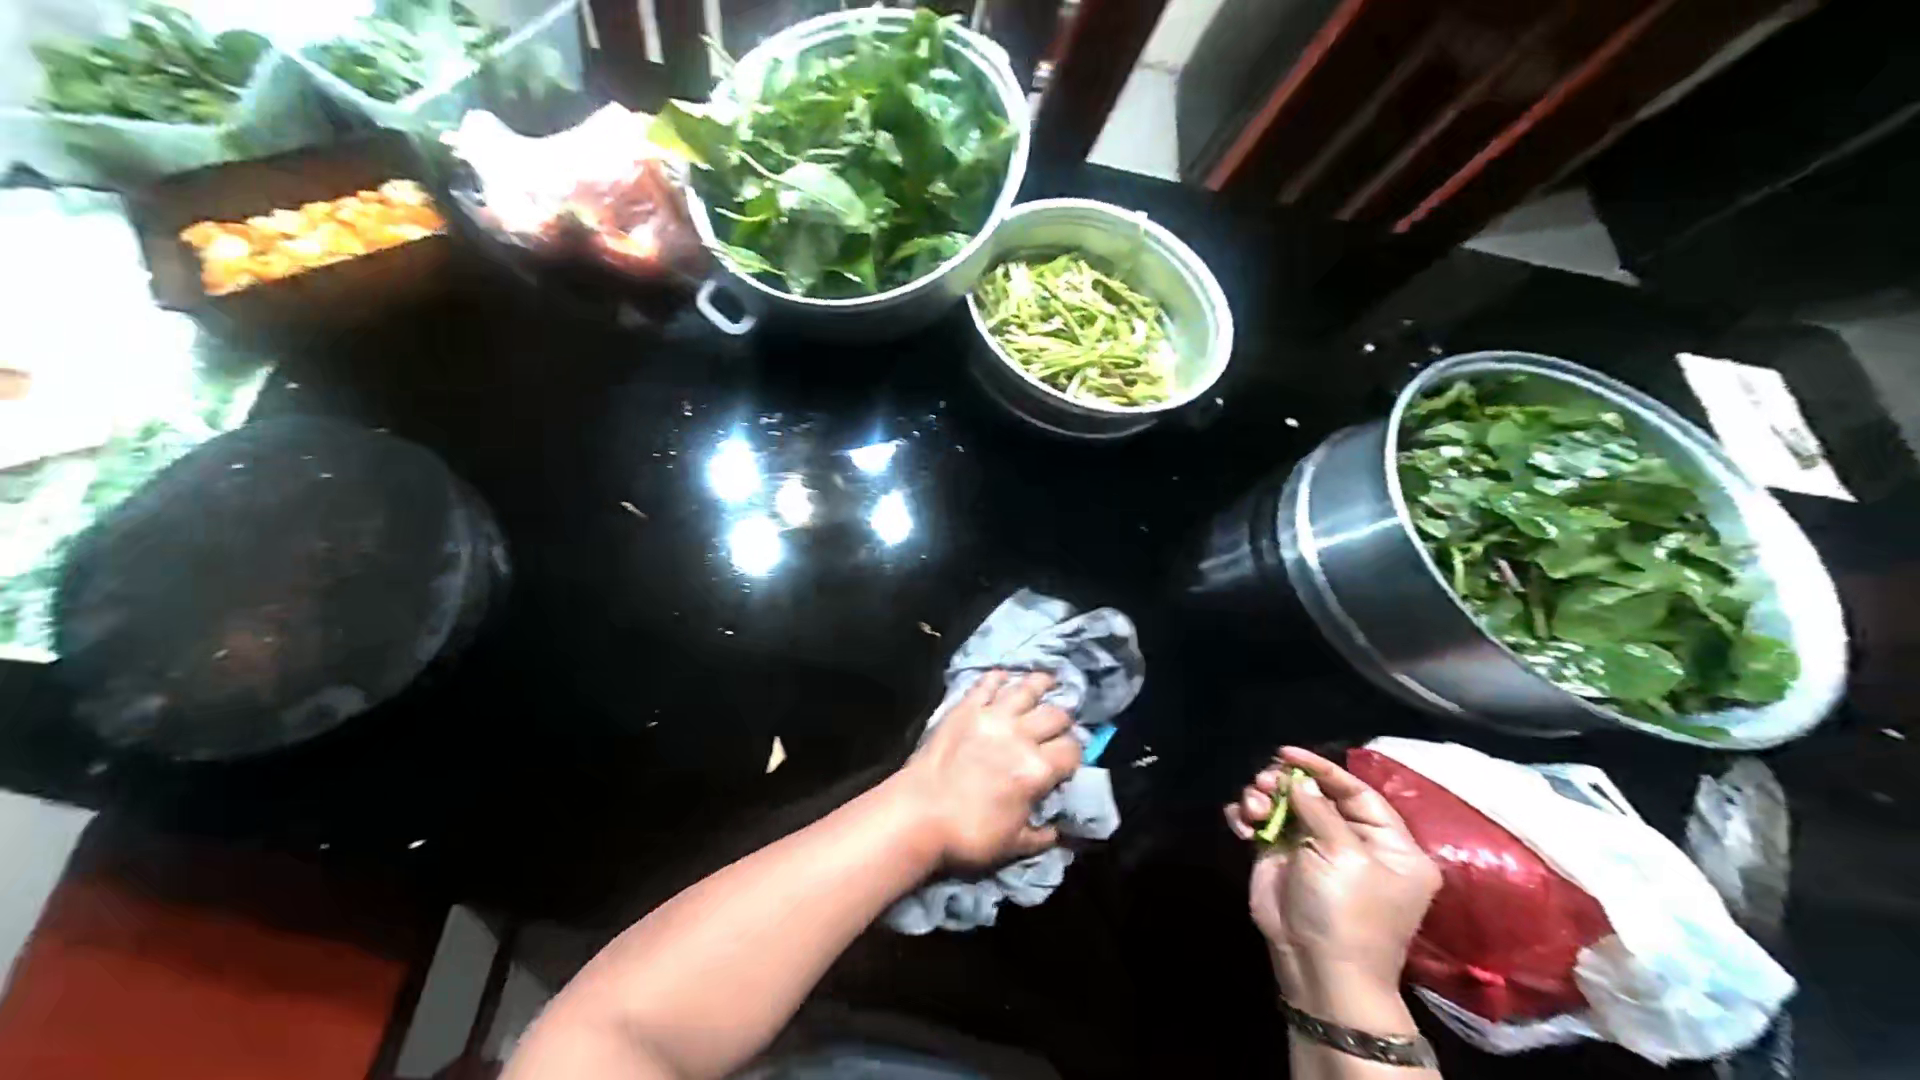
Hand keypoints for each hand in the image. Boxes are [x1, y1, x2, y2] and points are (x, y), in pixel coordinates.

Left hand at [892, 671, 1081, 871]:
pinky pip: (987, 683)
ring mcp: (992, 716)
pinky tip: (1004, 677)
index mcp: (1037, 770)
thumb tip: (1059, 831)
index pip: (1072, 750)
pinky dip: (998, 678)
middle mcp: (1021, 736)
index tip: (1068, 760)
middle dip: (1062, 721)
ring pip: (1026, 688)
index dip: (1074, 755)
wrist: (918, 815)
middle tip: (1058, 725)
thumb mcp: (1014, 845)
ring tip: (1049, 681)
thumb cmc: (968, 834)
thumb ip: (1042, 835)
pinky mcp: (966, 708)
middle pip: (1055, 715)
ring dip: (1041, 684)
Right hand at [1224, 747, 1439, 1021]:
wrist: (1317, 966)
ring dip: (1263, 798)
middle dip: (1286, 783)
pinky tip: (1243, 826)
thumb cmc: (1346, 910)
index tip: (1287, 752)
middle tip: (1265, 782)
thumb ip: (1319, 809)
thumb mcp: (1343, 854)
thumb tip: (1298, 779)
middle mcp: (1351, 841)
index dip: (1322, 768)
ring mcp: (1312, 849)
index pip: (1356, 791)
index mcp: (1387, 844)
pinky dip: (1248, 818)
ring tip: (1253, 809)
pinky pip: (1262, 823)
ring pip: (1283, 804)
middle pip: (1314, 793)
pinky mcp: (1279, 857)